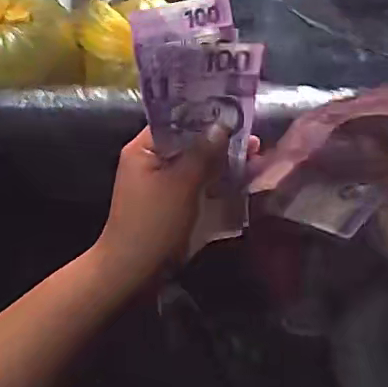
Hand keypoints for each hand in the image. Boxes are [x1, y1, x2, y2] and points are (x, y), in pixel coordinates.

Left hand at [93, 125, 249, 282]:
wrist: (132, 273)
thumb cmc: (153, 223)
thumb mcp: (182, 184)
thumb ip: (203, 153)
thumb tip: (222, 125)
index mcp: (143, 149)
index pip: (174, 120)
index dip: (204, 115)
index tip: (234, 113)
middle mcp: (151, 161)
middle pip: (188, 143)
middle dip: (220, 142)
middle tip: (253, 140)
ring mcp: (162, 184)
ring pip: (196, 165)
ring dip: (222, 163)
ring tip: (255, 158)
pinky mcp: (172, 204)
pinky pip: (197, 185)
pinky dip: (216, 183)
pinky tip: (242, 181)